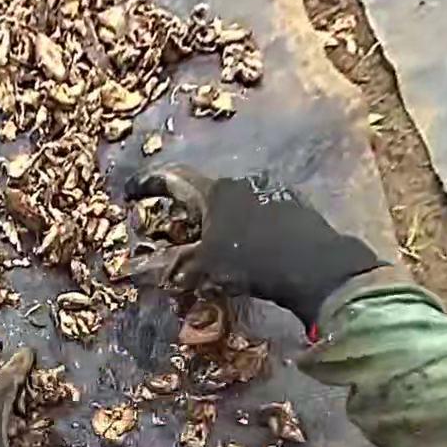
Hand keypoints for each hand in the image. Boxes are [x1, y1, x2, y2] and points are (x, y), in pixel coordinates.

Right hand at [128, 166, 384, 327]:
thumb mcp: (204, 266)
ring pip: (229, 206)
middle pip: (203, 195)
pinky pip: (252, 215)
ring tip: (207, 249)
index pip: (174, 180)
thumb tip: (139, 267)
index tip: (131, 191)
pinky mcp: (290, 206)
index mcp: (215, 192)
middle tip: (172, 234)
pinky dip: (237, 229)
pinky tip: (239, 251)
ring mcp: (268, 192)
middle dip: (185, 213)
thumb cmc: (250, 261)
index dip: (149, 185)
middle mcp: (240, 184)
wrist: (314, 266)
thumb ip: (174, 263)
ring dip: (214, 223)